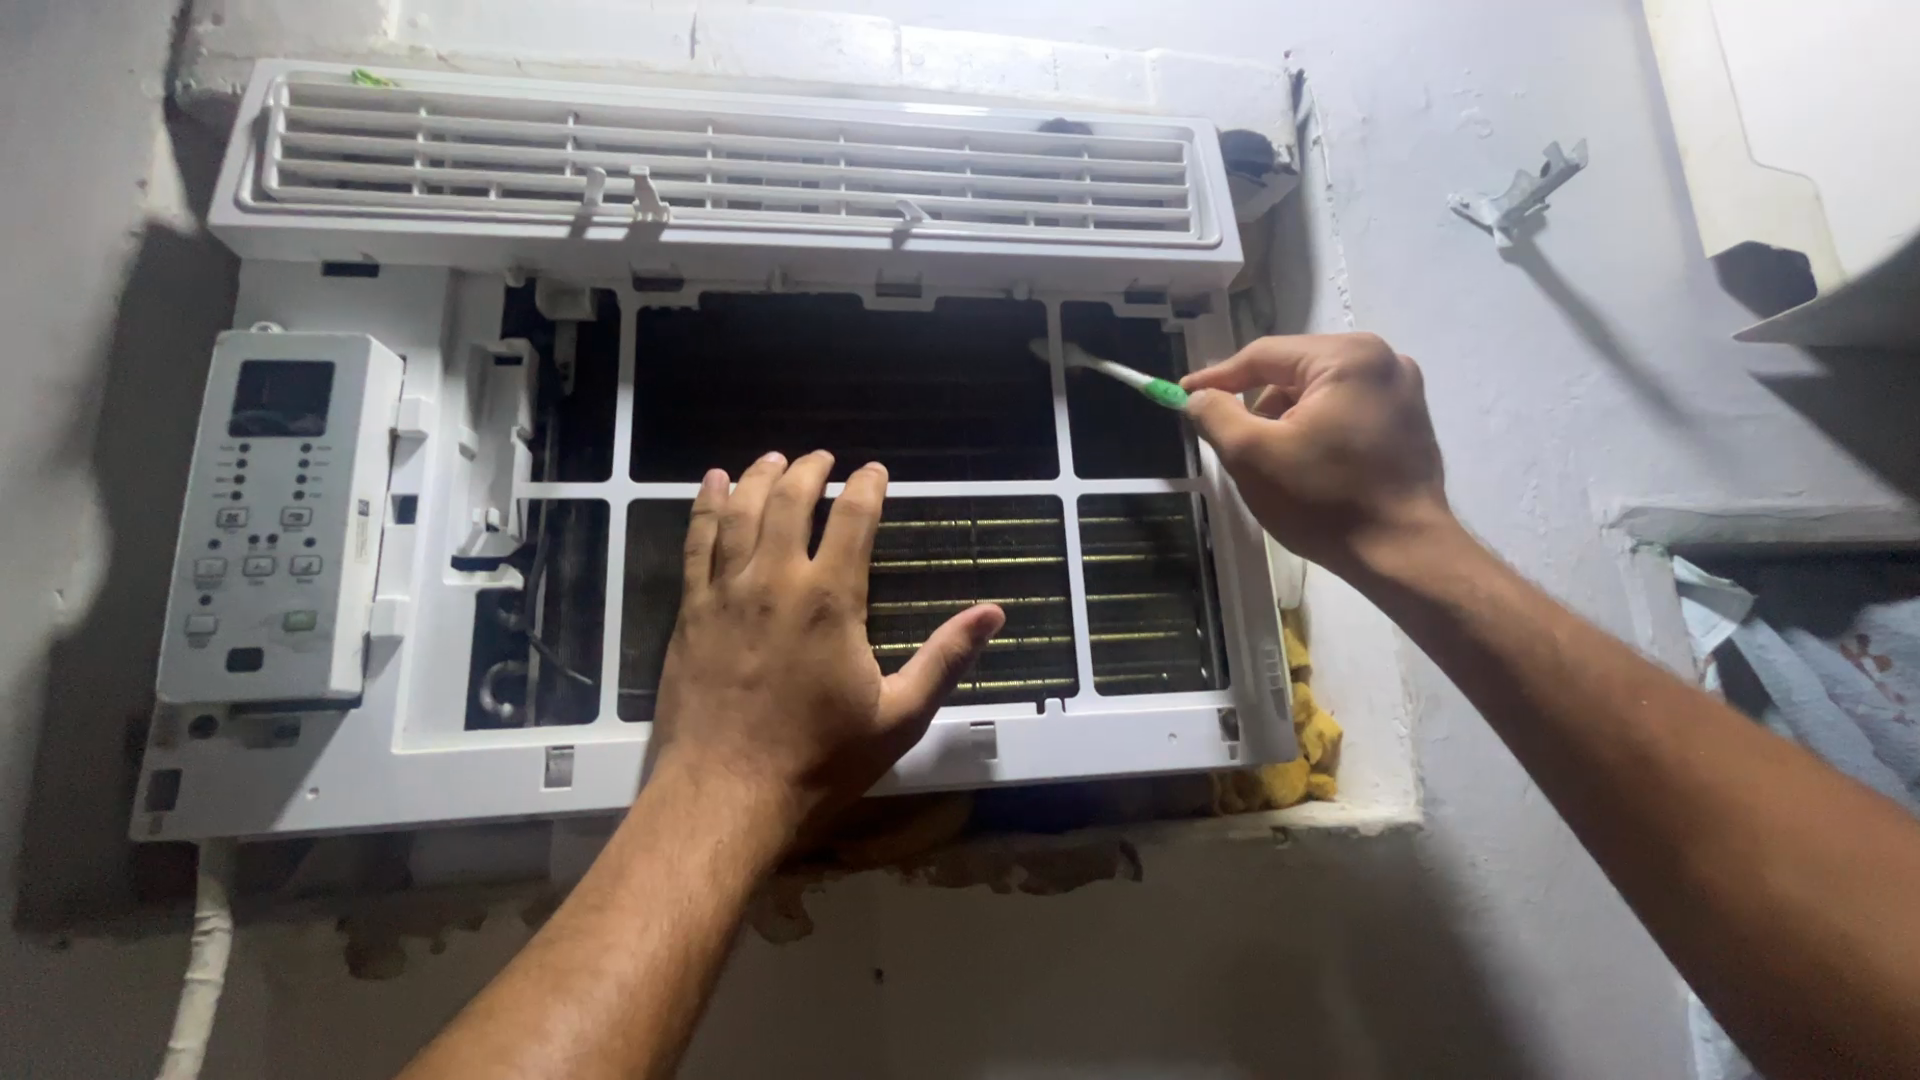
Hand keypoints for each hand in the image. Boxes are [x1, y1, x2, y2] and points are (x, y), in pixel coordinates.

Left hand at [649, 450, 1004, 838]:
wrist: (725, 796)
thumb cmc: (820, 760)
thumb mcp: (899, 716)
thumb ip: (946, 658)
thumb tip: (993, 613)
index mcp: (831, 598)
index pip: (855, 518)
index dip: (868, 486)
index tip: (876, 471)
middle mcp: (776, 579)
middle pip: (793, 500)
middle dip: (812, 470)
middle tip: (823, 457)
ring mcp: (726, 592)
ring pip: (743, 512)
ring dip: (761, 477)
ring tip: (774, 458)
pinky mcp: (690, 611)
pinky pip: (696, 542)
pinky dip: (707, 505)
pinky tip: (714, 483)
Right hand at [1181, 333, 1451, 574]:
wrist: (1402, 553)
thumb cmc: (1324, 501)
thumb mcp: (1251, 455)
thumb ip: (1214, 414)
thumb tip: (1197, 395)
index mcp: (1346, 357)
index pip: (1262, 355)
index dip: (1216, 377)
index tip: (1182, 395)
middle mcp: (1382, 359)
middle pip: (1291, 372)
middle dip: (1256, 407)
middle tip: (1232, 444)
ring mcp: (1401, 390)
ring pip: (1316, 394)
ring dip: (1285, 421)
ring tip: (1275, 465)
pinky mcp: (1408, 420)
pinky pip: (1343, 411)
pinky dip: (1315, 430)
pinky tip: (1308, 467)